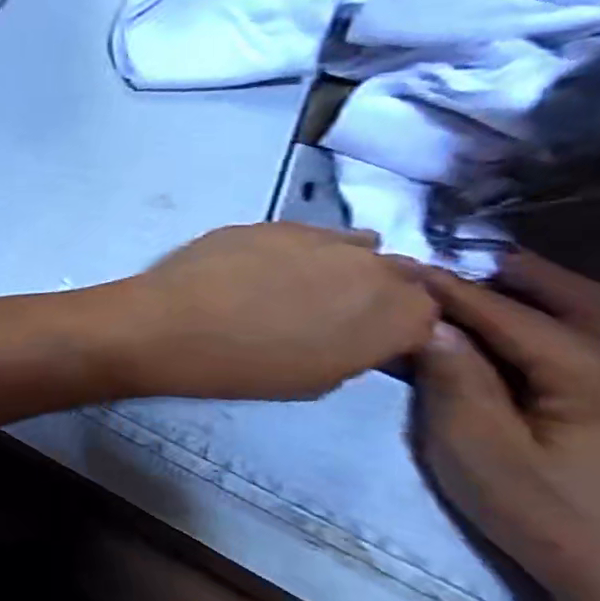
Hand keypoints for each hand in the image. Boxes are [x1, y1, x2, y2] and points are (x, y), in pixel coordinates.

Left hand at [114, 222, 437, 400]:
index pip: (428, 313)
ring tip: (301, 287)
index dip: (399, 325)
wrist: (171, 325)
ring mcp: (320, 237)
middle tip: (336, 311)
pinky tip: (266, 269)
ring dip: (339, 265)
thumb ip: (358, 349)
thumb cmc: (245, 366)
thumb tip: (360, 333)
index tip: (371, 336)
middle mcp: (372, 266)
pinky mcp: (273, 222)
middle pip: (395, 273)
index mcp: (398, 314)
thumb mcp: (320, 378)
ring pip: (352, 246)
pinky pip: (305, 234)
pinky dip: (298, 251)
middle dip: (376, 291)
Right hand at [416, 260, 599, 600]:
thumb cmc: (560, 529)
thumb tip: (431, 324)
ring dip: (582, 301)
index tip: (408, 266)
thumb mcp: (482, 457)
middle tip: (478, 257)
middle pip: (592, 308)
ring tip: (535, 287)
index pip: (515, 319)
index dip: (457, 291)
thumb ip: (457, 383)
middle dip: (530, 279)